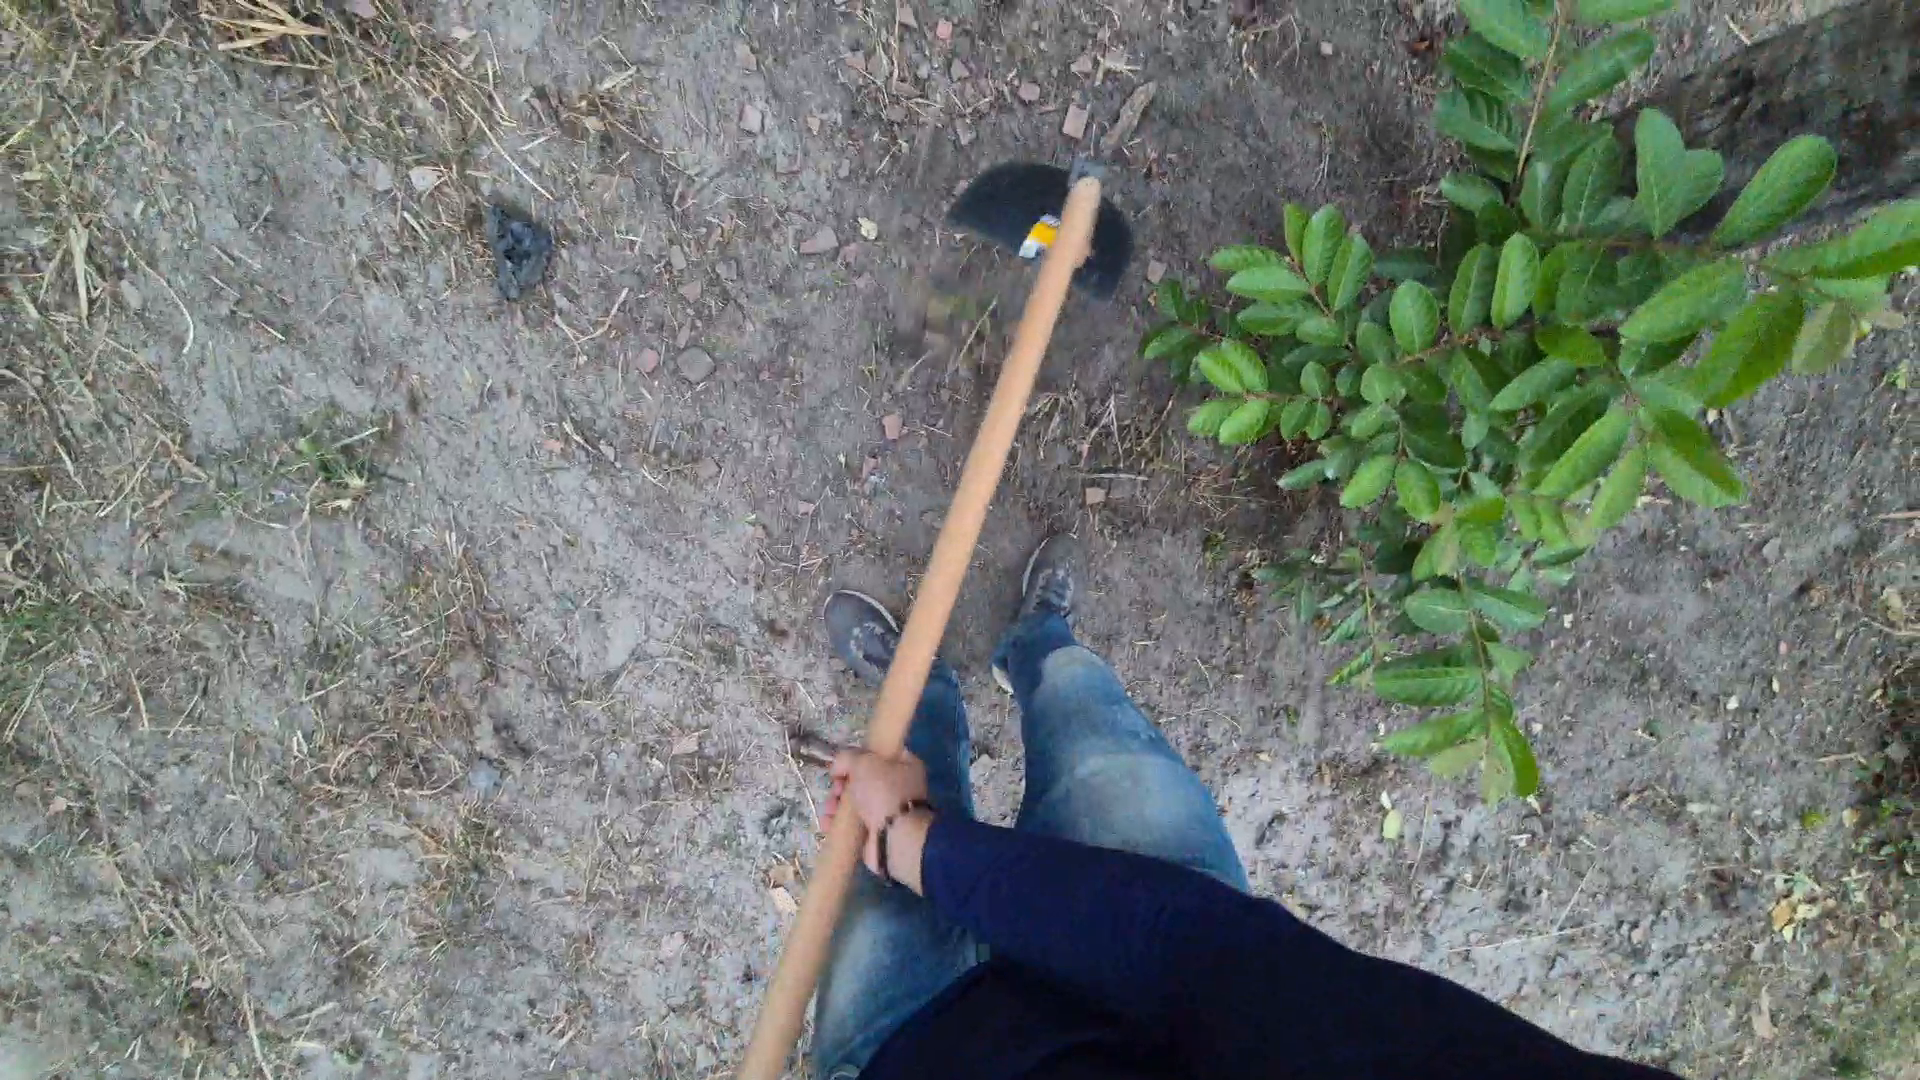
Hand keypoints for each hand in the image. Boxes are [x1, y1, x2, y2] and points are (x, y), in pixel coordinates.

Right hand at [823, 748, 933, 889]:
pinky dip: (839, 823)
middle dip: (842, 785)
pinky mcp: (877, 832)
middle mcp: (900, 787)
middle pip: (863, 780)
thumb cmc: (883, 792)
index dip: (858, 757)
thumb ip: (847, 758)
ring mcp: (889, 811)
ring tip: (829, 810)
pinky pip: (853, 823)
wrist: (894, 837)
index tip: (842, 765)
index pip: (880, 754)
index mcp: (906, 765)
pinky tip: (828, 823)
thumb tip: (838, 766)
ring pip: (856, 803)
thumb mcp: (864, 763)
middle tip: (835, 790)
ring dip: (837, 804)